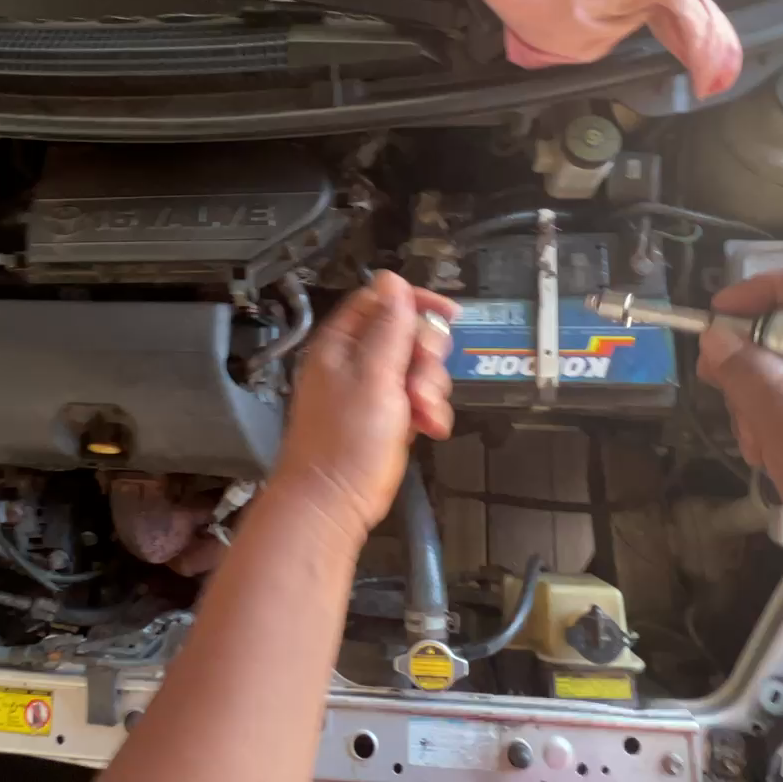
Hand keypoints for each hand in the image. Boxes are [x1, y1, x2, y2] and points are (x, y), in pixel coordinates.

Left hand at [275, 271, 459, 539]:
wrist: (333, 502)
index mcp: (342, 341)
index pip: (383, 299)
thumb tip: (392, 280)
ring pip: (417, 367)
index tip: (448, 314)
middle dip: (426, 355)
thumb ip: (388, 327)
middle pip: (406, 333)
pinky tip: (428, 426)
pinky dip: (429, 410)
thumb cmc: (344, 440)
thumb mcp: (374, 375)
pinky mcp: (385, 415)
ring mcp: (370, 388)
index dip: (416, 302)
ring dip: (430, 388)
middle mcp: (355, 360)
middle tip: (421, 379)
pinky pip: (418, 398)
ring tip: (422, 411)